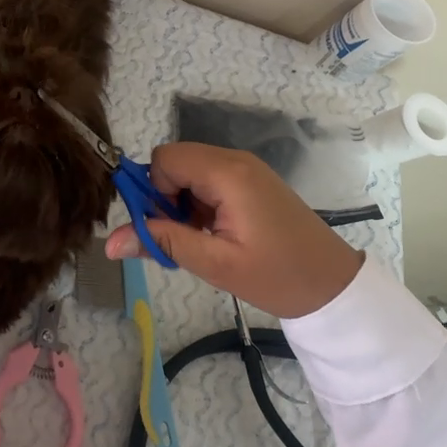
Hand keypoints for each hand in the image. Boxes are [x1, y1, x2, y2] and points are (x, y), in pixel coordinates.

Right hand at [105, 142, 363, 318]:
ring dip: (182, 202)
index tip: (166, 227)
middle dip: (166, 197)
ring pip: (189, 170)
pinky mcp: (251, 179)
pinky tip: (216, 233)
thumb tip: (109, 242)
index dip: (154, 191)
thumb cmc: (278, 277)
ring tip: (202, 239)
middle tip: (183, 236)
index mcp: (227, 173)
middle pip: (174, 161)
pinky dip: (200, 202)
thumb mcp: (215, 265)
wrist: (336, 287)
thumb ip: (162, 243)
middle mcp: (234, 159)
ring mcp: (245, 167)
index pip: (164, 159)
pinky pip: (207, 178)